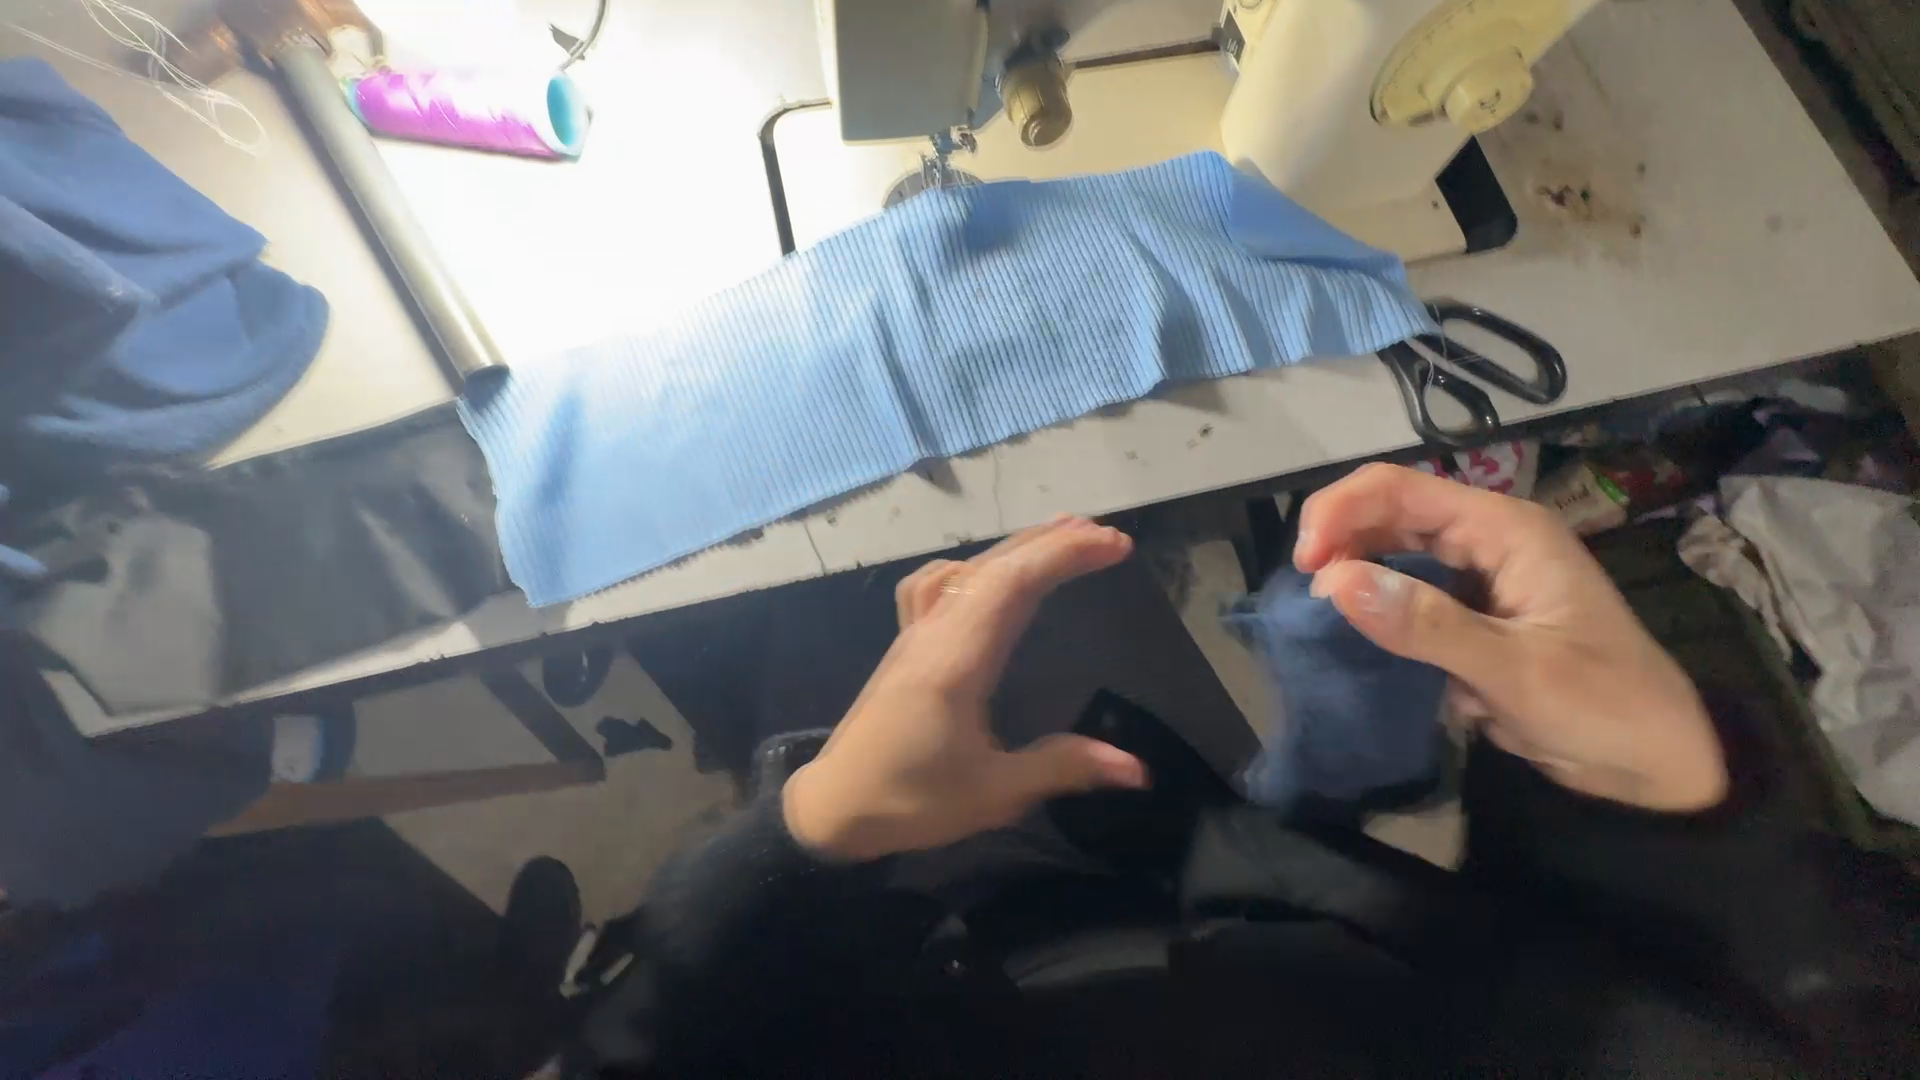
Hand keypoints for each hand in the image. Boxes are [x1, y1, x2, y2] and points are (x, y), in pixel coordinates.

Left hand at [783, 518, 1149, 859]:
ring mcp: (914, 633)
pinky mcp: (905, 644)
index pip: (1015, 584)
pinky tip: (987, 574)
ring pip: (967, 569)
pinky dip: (975, 565)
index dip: (1065, 556)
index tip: (1114, 546)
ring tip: (1059, 536)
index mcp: (957, 660)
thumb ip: (1062, 768)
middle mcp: (934, 632)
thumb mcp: (993, 793)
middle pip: (995, 566)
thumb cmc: (909, 800)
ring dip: (1016, 547)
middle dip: (1052, 543)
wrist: (832, 807)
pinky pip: (937, 584)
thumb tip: (1137, 768)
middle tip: (1104, 534)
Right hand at [1295, 464, 1726, 810]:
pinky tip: (1347, 624)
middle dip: (1335, 538)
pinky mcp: (1457, 609)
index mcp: (1503, 529)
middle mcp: (1480, 538)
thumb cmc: (1606, 707)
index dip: (1340, 512)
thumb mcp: (1518, 670)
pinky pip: (1395, 587)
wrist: (1655, 765)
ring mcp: (1468, 574)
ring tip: (1318, 608)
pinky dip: (1365, 598)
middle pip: (1384, 510)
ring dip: (1346, 568)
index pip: (1398, 489)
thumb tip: (1333, 582)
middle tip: (1305, 591)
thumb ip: (1428, 625)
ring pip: (1384, 547)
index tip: (1306, 565)